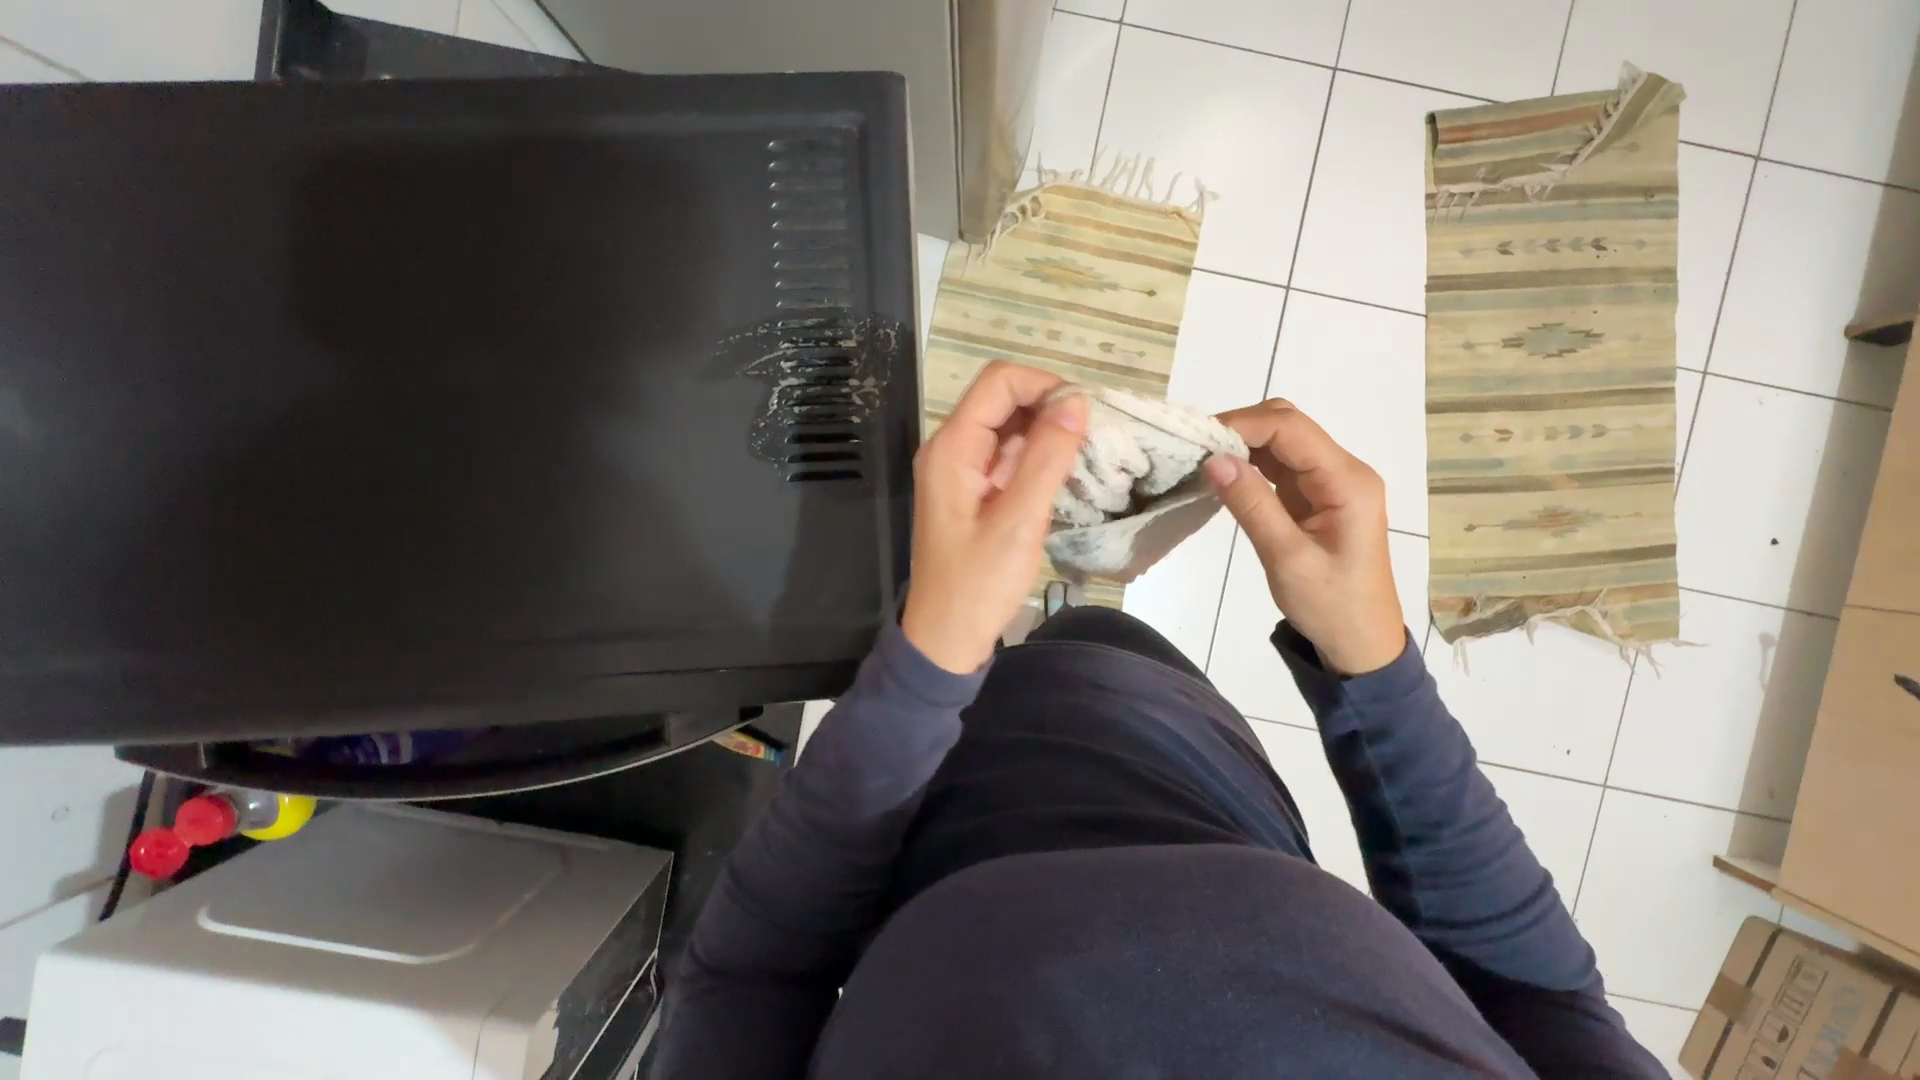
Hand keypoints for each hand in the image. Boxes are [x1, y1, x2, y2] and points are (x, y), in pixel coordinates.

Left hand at [902, 361, 1087, 672]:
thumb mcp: (1019, 521)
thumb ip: (1048, 458)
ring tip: (1085, 457)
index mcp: (952, 448)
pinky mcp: (972, 491)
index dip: (1044, 385)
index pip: (999, 382)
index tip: (1085, 413)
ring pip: (1008, 428)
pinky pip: (1007, 457)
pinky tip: (1064, 477)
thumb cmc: (978, 585)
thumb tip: (1076, 401)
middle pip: (1003, 400)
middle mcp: (950, 449)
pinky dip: (1037, 458)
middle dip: (1049, 407)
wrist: (946, 638)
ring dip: (1047, 433)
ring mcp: (960, 471)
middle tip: (1092, 437)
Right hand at [1205, 400, 1405, 675]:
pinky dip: (1249, 464)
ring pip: (1281, 441)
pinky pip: (1279, 466)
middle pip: (1288, 425)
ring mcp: (1329, 483)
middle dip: (1240, 427)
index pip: (1290, 429)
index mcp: (1347, 481)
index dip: (1242, 424)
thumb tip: (1213, 459)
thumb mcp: (1287, 558)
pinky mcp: (1315, 497)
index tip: (1197, 439)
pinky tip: (1222, 475)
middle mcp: (1342, 471)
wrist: (1361, 643)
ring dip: (1241, 444)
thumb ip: (1252, 504)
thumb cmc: (1331, 605)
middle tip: (1195, 448)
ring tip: (1200, 459)